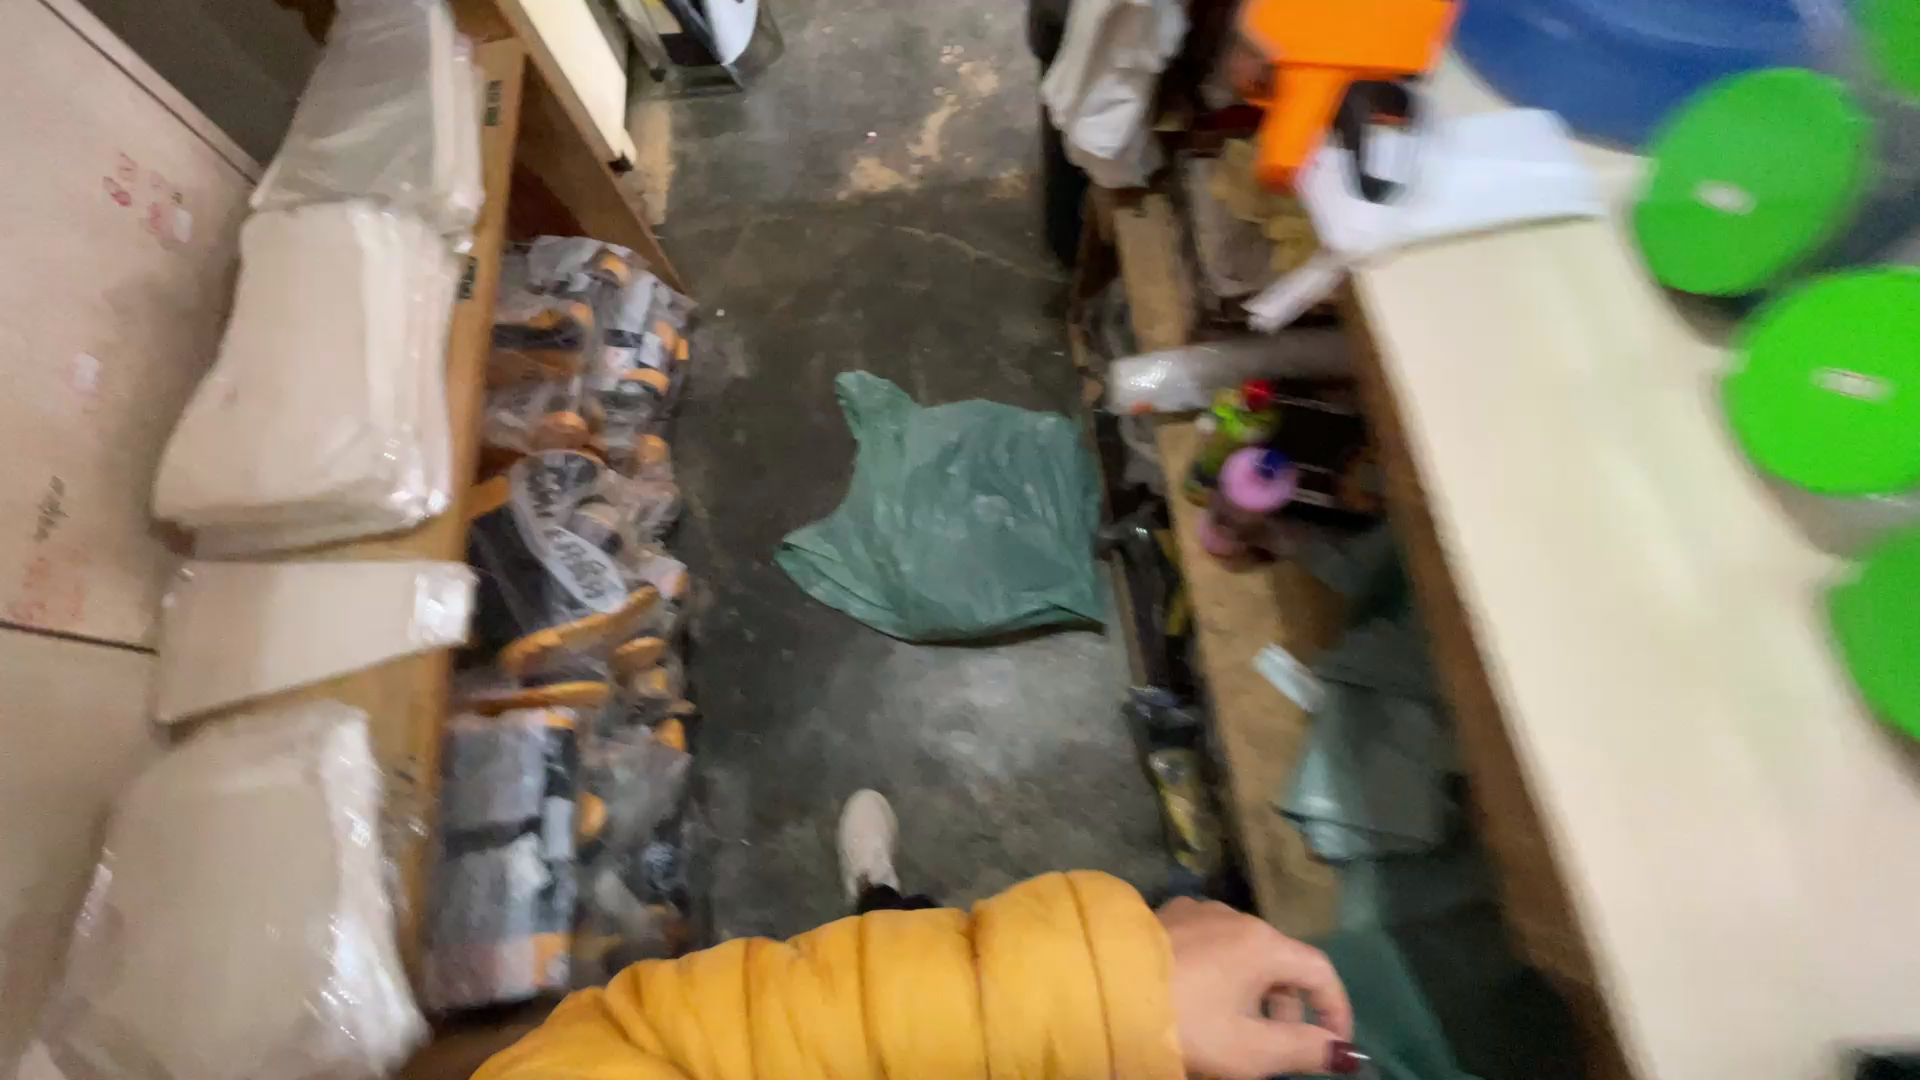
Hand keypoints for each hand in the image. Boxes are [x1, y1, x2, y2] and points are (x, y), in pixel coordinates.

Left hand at [1158, 897, 1358, 1078]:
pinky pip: (1211, 942)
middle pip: (1279, 958)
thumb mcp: (1252, 1049)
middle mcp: (1233, 914)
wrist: (1109, 988)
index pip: (1319, 969)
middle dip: (1288, 1005)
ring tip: (1236, 1029)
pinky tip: (1200, 999)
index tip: (1334, 1047)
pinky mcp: (1167, 914)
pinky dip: (1222, 971)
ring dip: (1253, 989)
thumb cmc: (1189, 1023)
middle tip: (1278, 1049)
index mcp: (1262, 941)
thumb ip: (1304, 1049)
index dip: (1336, 1010)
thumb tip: (1345, 1051)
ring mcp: (1196, 909)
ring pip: (1242, 951)